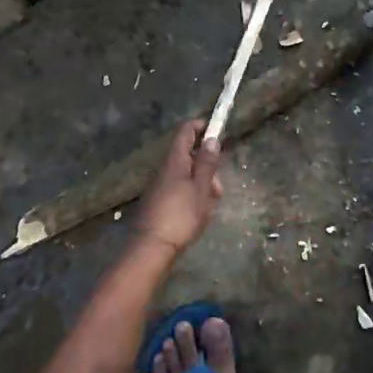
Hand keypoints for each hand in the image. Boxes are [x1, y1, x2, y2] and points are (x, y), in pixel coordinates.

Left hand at [133, 120, 223, 252]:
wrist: (153, 246)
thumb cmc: (181, 214)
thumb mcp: (201, 188)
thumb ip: (207, 163)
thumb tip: (211, 138)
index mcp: (175, 159)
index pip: (186, 129)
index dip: (202, 126)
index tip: (219, 135)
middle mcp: (165, 167)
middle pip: (190, 155)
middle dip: (208, 167)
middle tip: (217, 190)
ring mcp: (161, 184)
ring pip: (188, 175)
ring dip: (203, 185)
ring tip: (209, 207)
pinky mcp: (161, 200)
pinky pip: (181, 189)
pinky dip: (193, 197)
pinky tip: (198, 215)